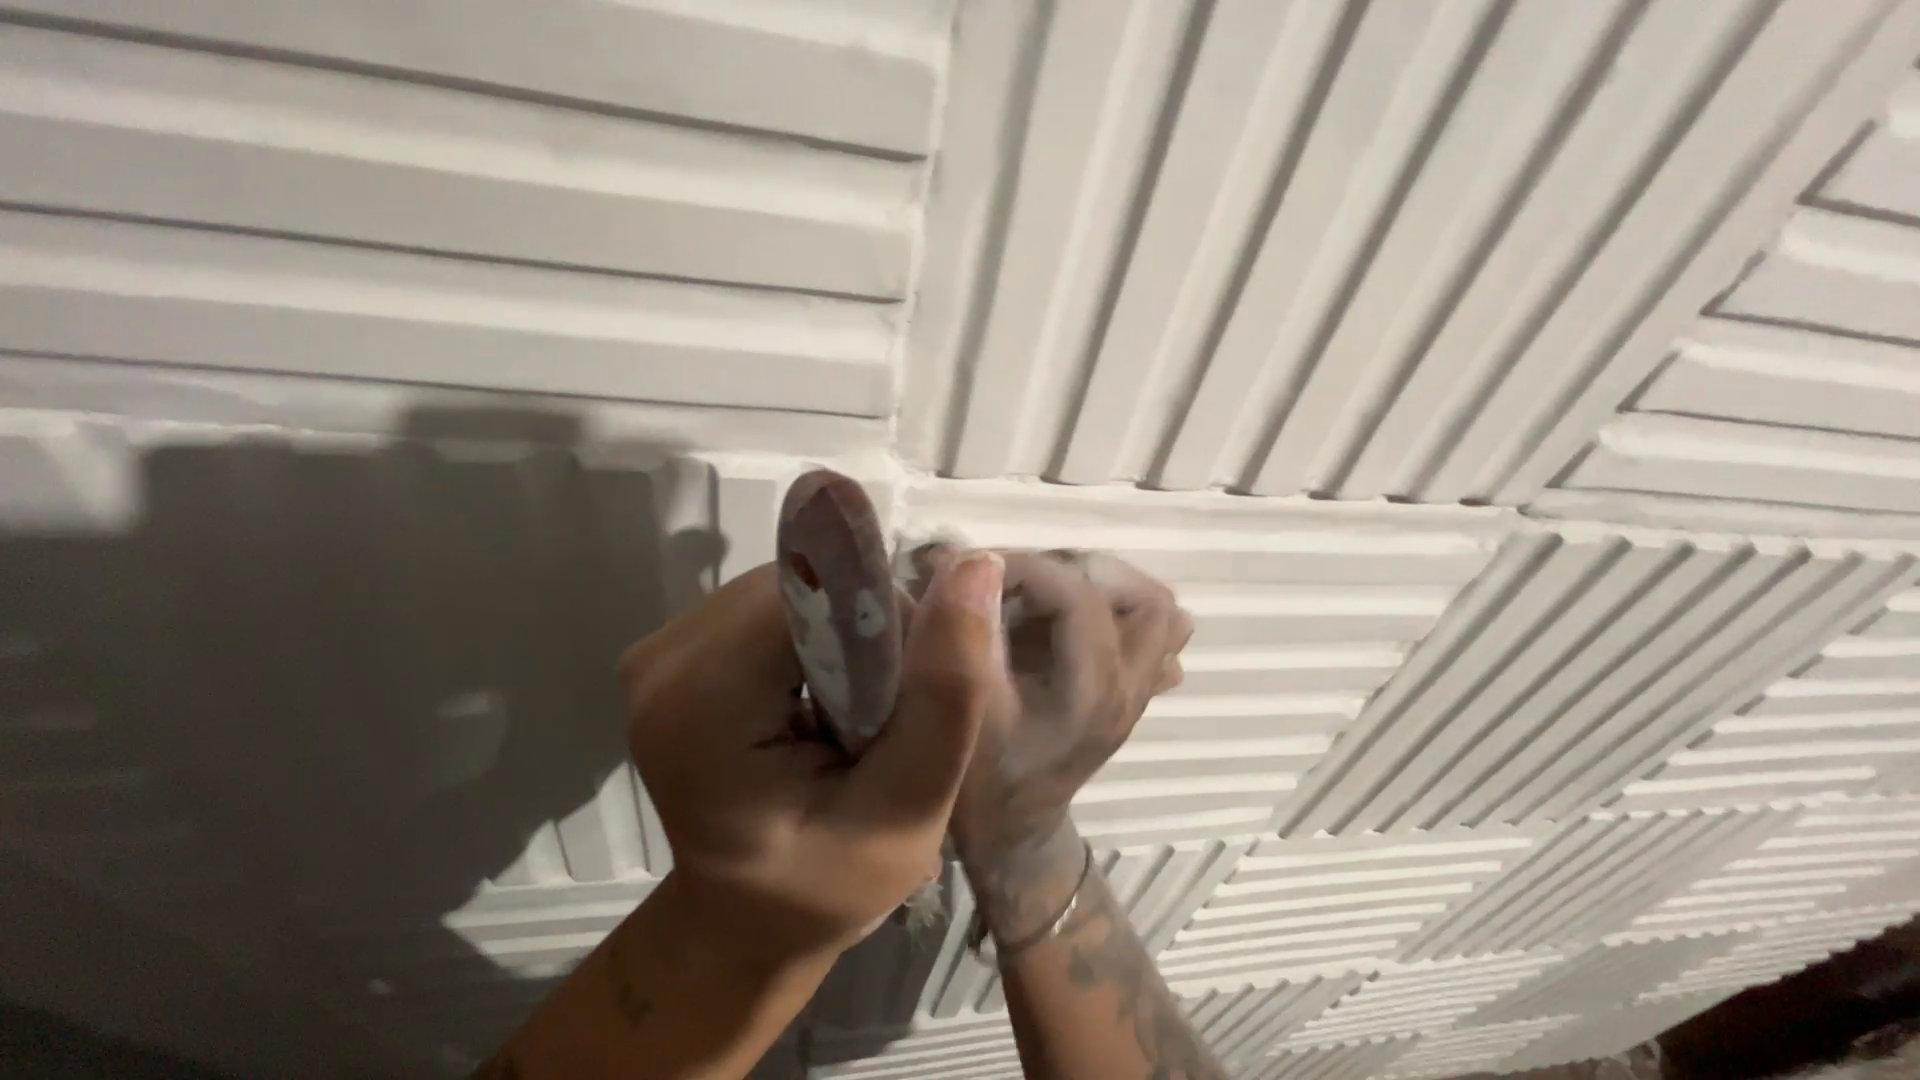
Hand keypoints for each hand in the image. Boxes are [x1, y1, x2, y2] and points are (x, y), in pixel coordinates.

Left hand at [618, 552, 1004, 968]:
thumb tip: (976, 565)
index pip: (812, 599)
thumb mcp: (908, 810)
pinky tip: (825, 698)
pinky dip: (818, 638)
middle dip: (864, 632)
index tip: (909, 695)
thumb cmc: (825, 887)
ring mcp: (659, 653)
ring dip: (845, 636)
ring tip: (858, 714)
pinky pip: (772, 605)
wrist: (744, 919)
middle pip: (799, 587)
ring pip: (792, 589)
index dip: (879, 626)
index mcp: (699, 706)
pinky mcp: (675, 651)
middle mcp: (661, 663)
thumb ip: (944, 694)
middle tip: (888, 715)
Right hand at [911, 547, 1191, 938]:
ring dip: (1106, 588)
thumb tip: (971, 563)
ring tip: (1048, 592)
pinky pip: (1152, 637)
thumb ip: (967, 639)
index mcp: (1092, 693)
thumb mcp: (962, 714)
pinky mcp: (1130, 693)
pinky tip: (1072, 621)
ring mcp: (1138, 692)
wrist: (1011, 834)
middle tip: (1019, 578)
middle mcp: (1130, 688)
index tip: (969, 565)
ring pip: (1159, 614)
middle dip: (1078, 570)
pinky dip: (1118, 613)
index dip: (1023, 566)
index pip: (1079, 597)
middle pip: (1145, 598)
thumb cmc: (980, 778)